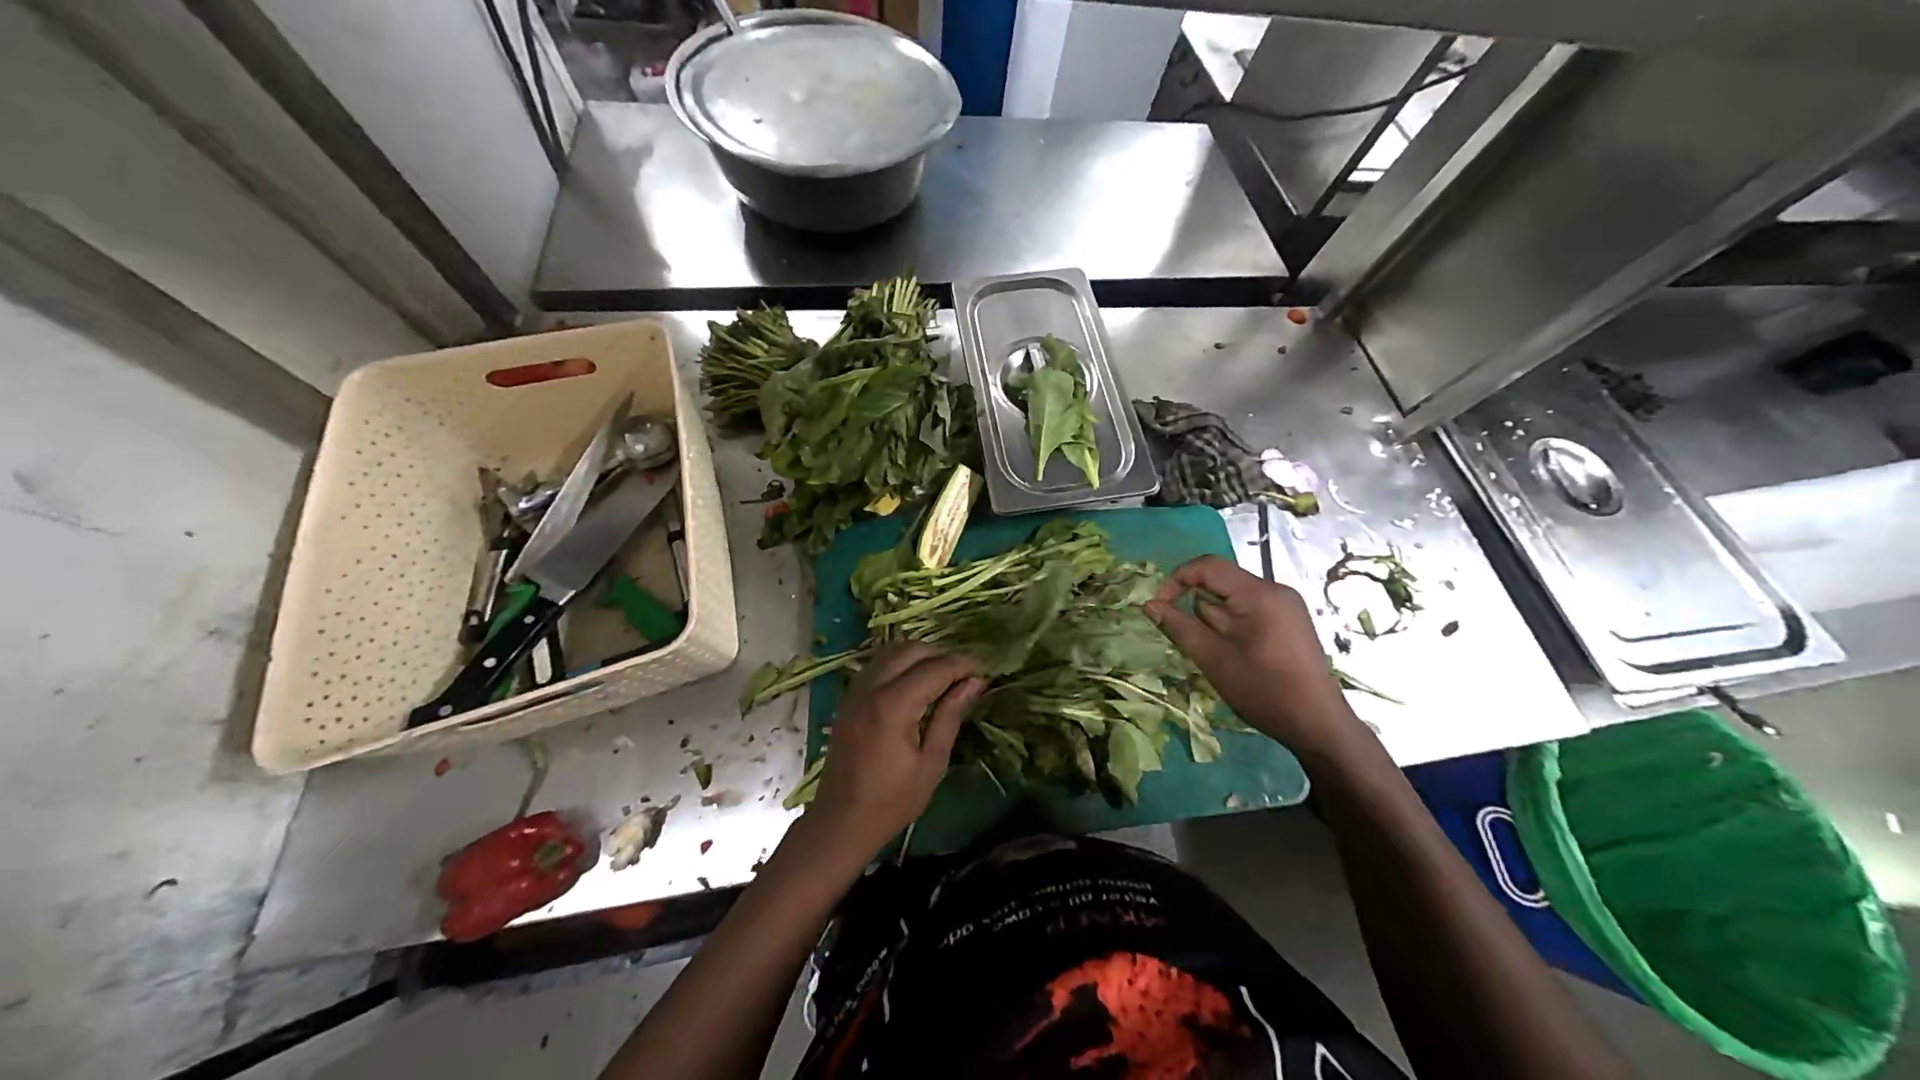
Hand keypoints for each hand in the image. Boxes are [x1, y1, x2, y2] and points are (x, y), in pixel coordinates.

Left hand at [806, 643, 984, 856]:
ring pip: (890, 652)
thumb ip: (950, 716)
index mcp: (893, 705)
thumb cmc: (892, 801)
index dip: (962, 665)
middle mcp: (871, 688)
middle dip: (941, 655)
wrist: (841, 821)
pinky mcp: (848, 699)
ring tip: (941, 679)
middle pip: (910, 649)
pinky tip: (914, 685)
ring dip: (918, 656)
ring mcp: (855, 691)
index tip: (983, 672)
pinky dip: (899, 664)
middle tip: (964, 676)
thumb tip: (974, 683)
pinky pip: (877, 665)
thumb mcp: (931, 763)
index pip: (935, 668)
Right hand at [1145, 556, 1363, 756]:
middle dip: (1197, 606)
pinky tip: (1234, 655)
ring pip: (1234, 599)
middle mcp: (1275, 591)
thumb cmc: (1263, 689)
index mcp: (1259, 593)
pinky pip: (1250, 611)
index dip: (1177, 580)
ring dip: (1215, 620)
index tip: (1159, 607)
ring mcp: (1286, 607)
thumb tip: (1150, 605)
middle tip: (1190, 641)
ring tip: (1217, 655)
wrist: (1318, 724)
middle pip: (1221, 583)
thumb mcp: (1213, 658)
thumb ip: (1178, 626)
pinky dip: (1232, 626)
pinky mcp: (1290, 623)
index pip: (1208, 566)